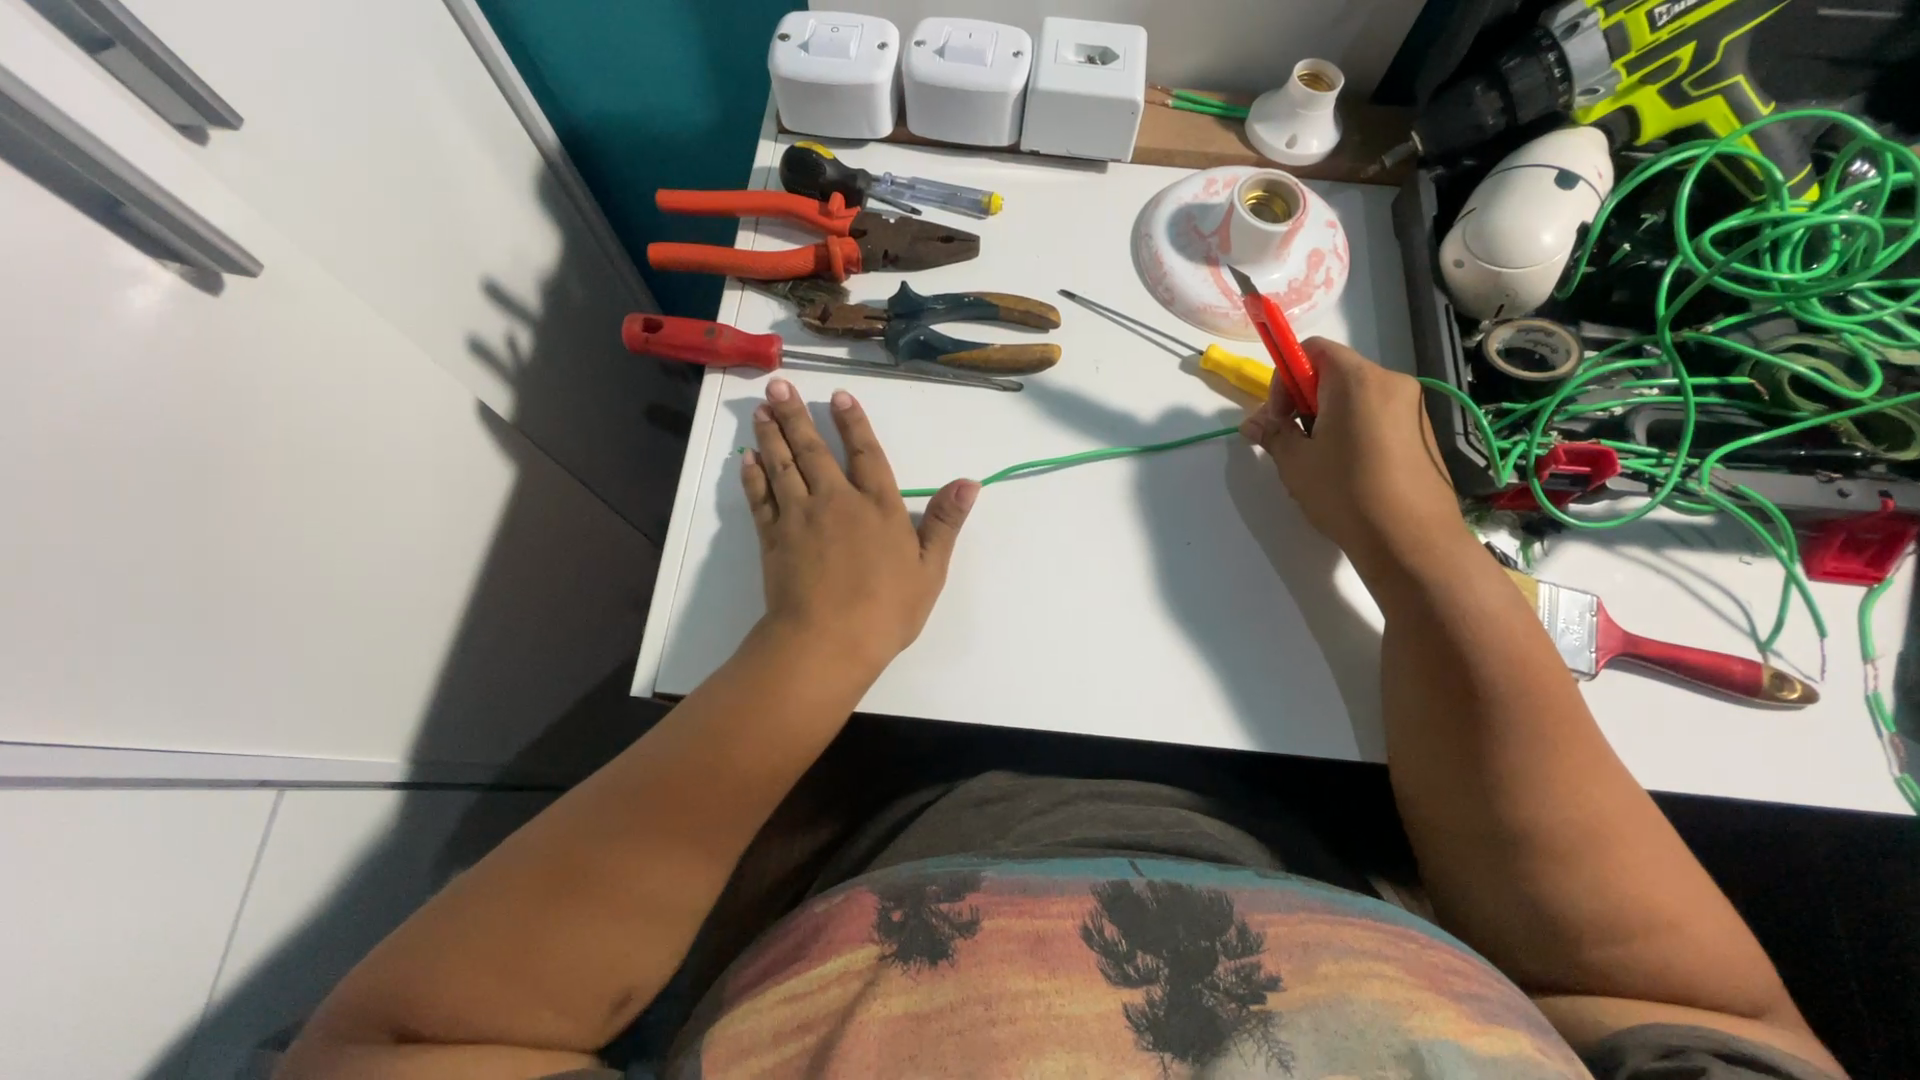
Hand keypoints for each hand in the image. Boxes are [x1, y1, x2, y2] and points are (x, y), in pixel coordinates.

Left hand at [741, 379, 977, 671]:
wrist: (828, 641)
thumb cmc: (887, 611)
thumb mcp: (929, 569)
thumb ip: (945, 522)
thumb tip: (969, 482)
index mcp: (878, 507)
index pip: (867, 454)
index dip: (853, 423)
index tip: (838, 397)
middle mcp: (836, 501)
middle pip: (814, 450)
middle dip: (797, 415)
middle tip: (780, 386)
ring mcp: (799, 517)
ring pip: (782, 466)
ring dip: (771, 435)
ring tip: (762, 409)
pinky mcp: (772, 538)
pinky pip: (759, 498)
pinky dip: (752, 477)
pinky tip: (746, 459)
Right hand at [1239, 337, 1465, 580]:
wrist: (1411, 540)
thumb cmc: (1346, 494)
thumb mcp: (1295, 463)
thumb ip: (1273, 433)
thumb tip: (1253, 423)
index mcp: (1357, 380)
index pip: (1312, 349)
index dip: (1285, 378)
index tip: (1279, 417)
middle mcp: (1391, 382)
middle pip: (1335, 373)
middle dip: (1305, 401)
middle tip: (1292, 442)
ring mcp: (1413, 407)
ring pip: (1357, 397)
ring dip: (1329, 418)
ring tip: (1319, 462)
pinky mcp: (1423, 432)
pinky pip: (1378, 416)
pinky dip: (1355, 431)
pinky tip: (1349, 472)